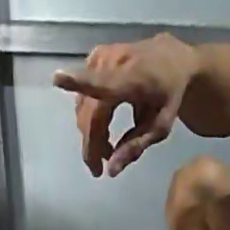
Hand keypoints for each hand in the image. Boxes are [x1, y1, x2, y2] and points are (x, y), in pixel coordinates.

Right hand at [53, 34, 200, 176]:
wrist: (172, 59)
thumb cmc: (169, 95)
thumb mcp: (160, 127)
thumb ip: (135, 147)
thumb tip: (111, 171)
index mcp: (132, 78)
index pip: (103, 84)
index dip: (79, 82)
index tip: (58, 79)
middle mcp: (111, 63)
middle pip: (90, 112)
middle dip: (91, 145)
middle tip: (98, 169)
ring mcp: (100, 58)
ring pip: (85, 107)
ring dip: (92, 134)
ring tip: (107, 151)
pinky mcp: (94, 58)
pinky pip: (86, 96)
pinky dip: (91, 117)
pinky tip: (103, 131)